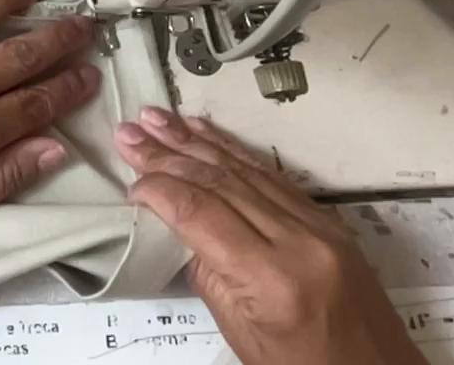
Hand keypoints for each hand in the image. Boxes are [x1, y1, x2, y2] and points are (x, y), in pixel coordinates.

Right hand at [117, 109, 426, 364]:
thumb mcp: (242, 335)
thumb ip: (207, 272)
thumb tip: (176, 221)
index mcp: (273, 280)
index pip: (200, 212)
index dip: (158, 189)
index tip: (128, 181)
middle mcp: (298, 240)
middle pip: (217, 180)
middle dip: (165, 153)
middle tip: (127, 132)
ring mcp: (317, 223)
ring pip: (241, 167)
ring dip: (191, 139)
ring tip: (154, 118)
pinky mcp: (326, 216)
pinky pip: (268, 172)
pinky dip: (230, 147)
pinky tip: (202, 129)